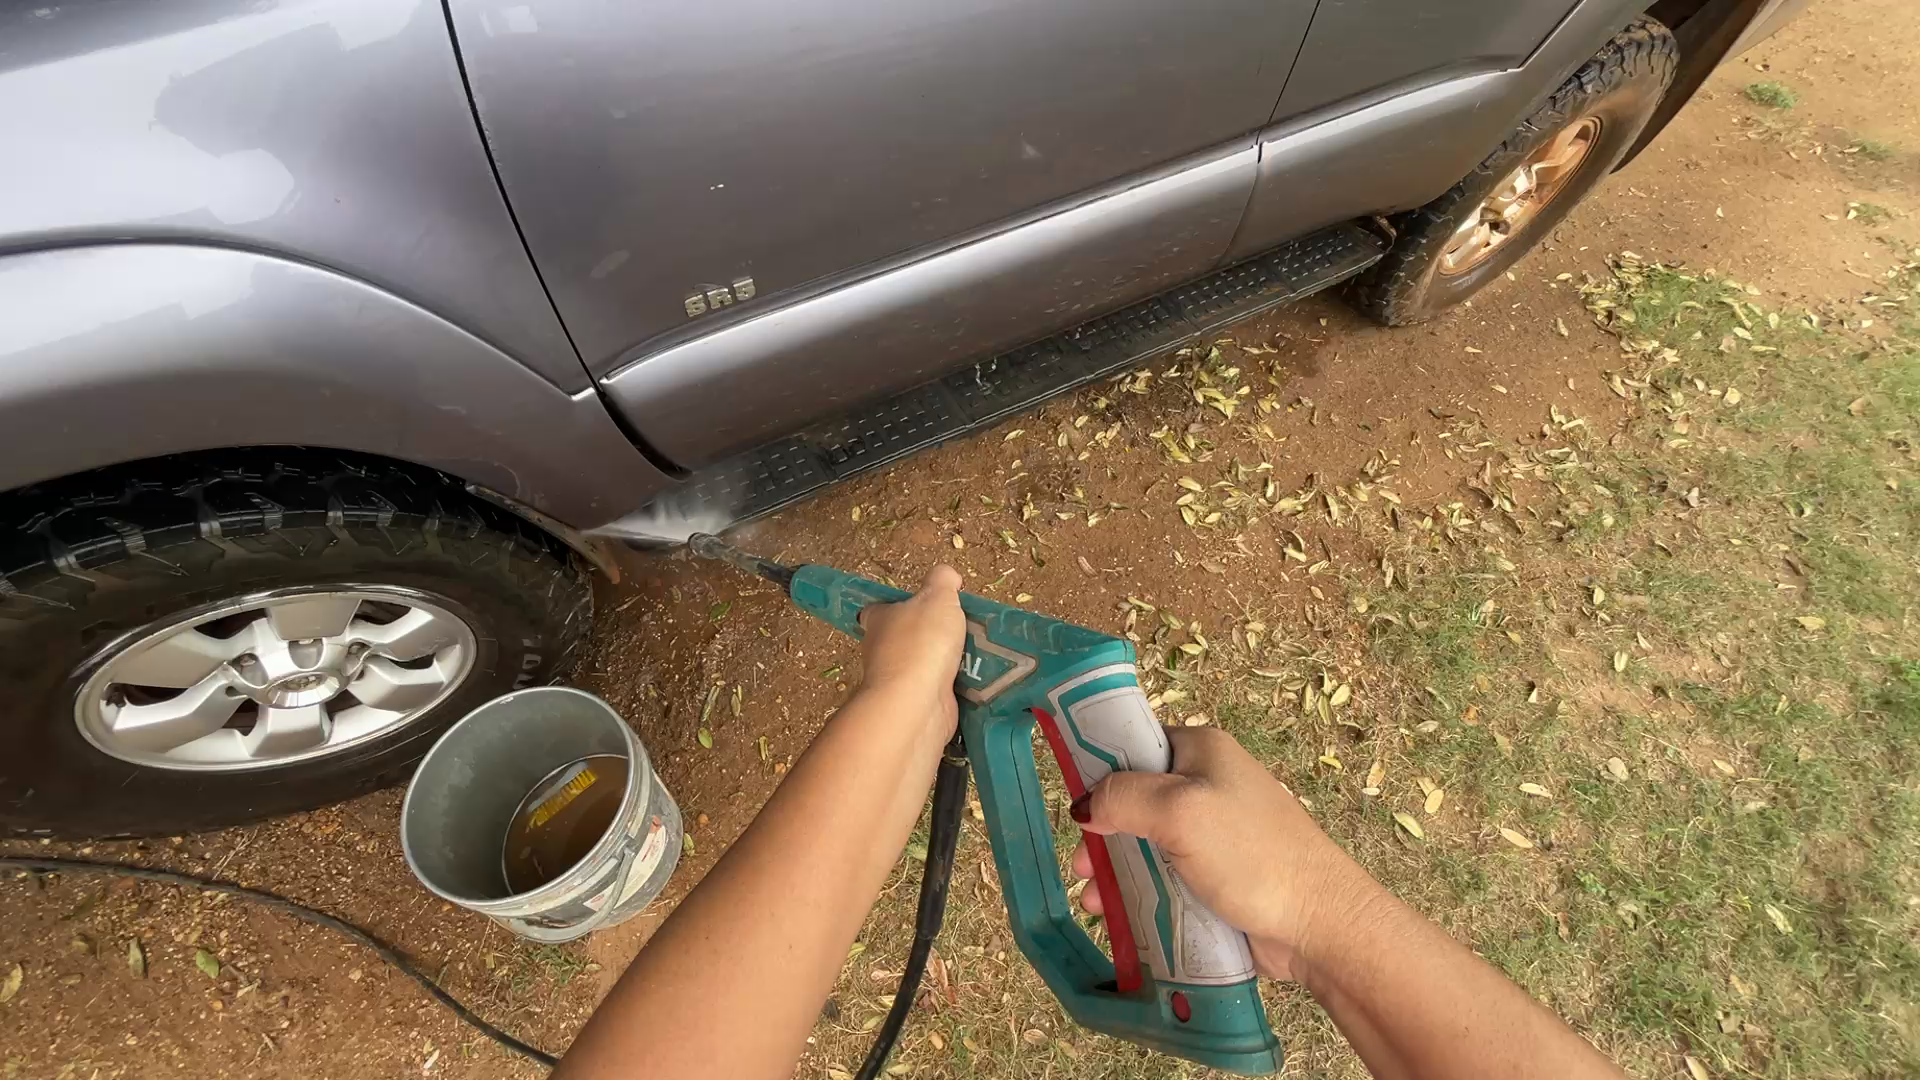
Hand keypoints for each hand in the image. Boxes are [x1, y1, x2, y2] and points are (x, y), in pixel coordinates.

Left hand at [854, 565, 965, 739]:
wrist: (918, 702)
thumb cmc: (922, 643)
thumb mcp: (937, 597)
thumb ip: (942, 580)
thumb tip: (948, 576)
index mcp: (879, 621)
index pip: (880, 610)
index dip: (897, 605)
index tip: (921, 605)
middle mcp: (881, 651)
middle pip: (905, 638)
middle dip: (931, 635)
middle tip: (962, 629)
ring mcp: (898, 681)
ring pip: (924, 665)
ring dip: (948, 662)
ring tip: (980, 653)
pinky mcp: (916, 704)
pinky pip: (939, 690)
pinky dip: (956, 685)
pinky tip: (977, 679)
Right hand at [1068, 726, 1379, 981]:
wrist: (1322, 927)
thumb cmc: (1251, 854)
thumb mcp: (1179, 811)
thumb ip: (1122, 797)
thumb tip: (1083, 806)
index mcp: (1199, 748)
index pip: (1133, 743)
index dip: (1098, 769)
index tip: (1074, 803)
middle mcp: (1204, 781)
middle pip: (1132, 797)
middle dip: (1102, 831)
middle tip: (1082, 865)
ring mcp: (1211, 829)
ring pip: (1143, 838)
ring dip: (1114, 866)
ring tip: (1093, 900)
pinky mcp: (1215, 871)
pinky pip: (1163, 870)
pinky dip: (1137, 887)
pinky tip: (1115, 913)